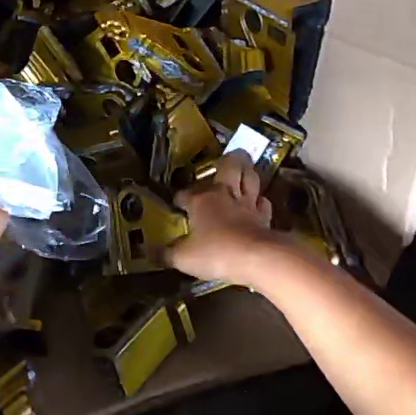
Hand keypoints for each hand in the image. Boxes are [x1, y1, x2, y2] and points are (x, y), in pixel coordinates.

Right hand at [169, 152, 282, 282]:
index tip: (176, 204)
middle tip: (233, 154)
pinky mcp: (266, 218)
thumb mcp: (184, 258)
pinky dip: (261, 201)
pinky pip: (264, 203)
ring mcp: (248, 205)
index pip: (184, 194)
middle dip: (230, 160)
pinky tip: (259, 202)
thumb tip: (149, 252)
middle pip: (229, 168)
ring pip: (250, 180)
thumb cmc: (216, 253)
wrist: (259, 260)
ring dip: (248, 173)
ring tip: (247, 168)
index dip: (178, 198)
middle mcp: (224, 196)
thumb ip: (167, 253)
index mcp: (200, 201)